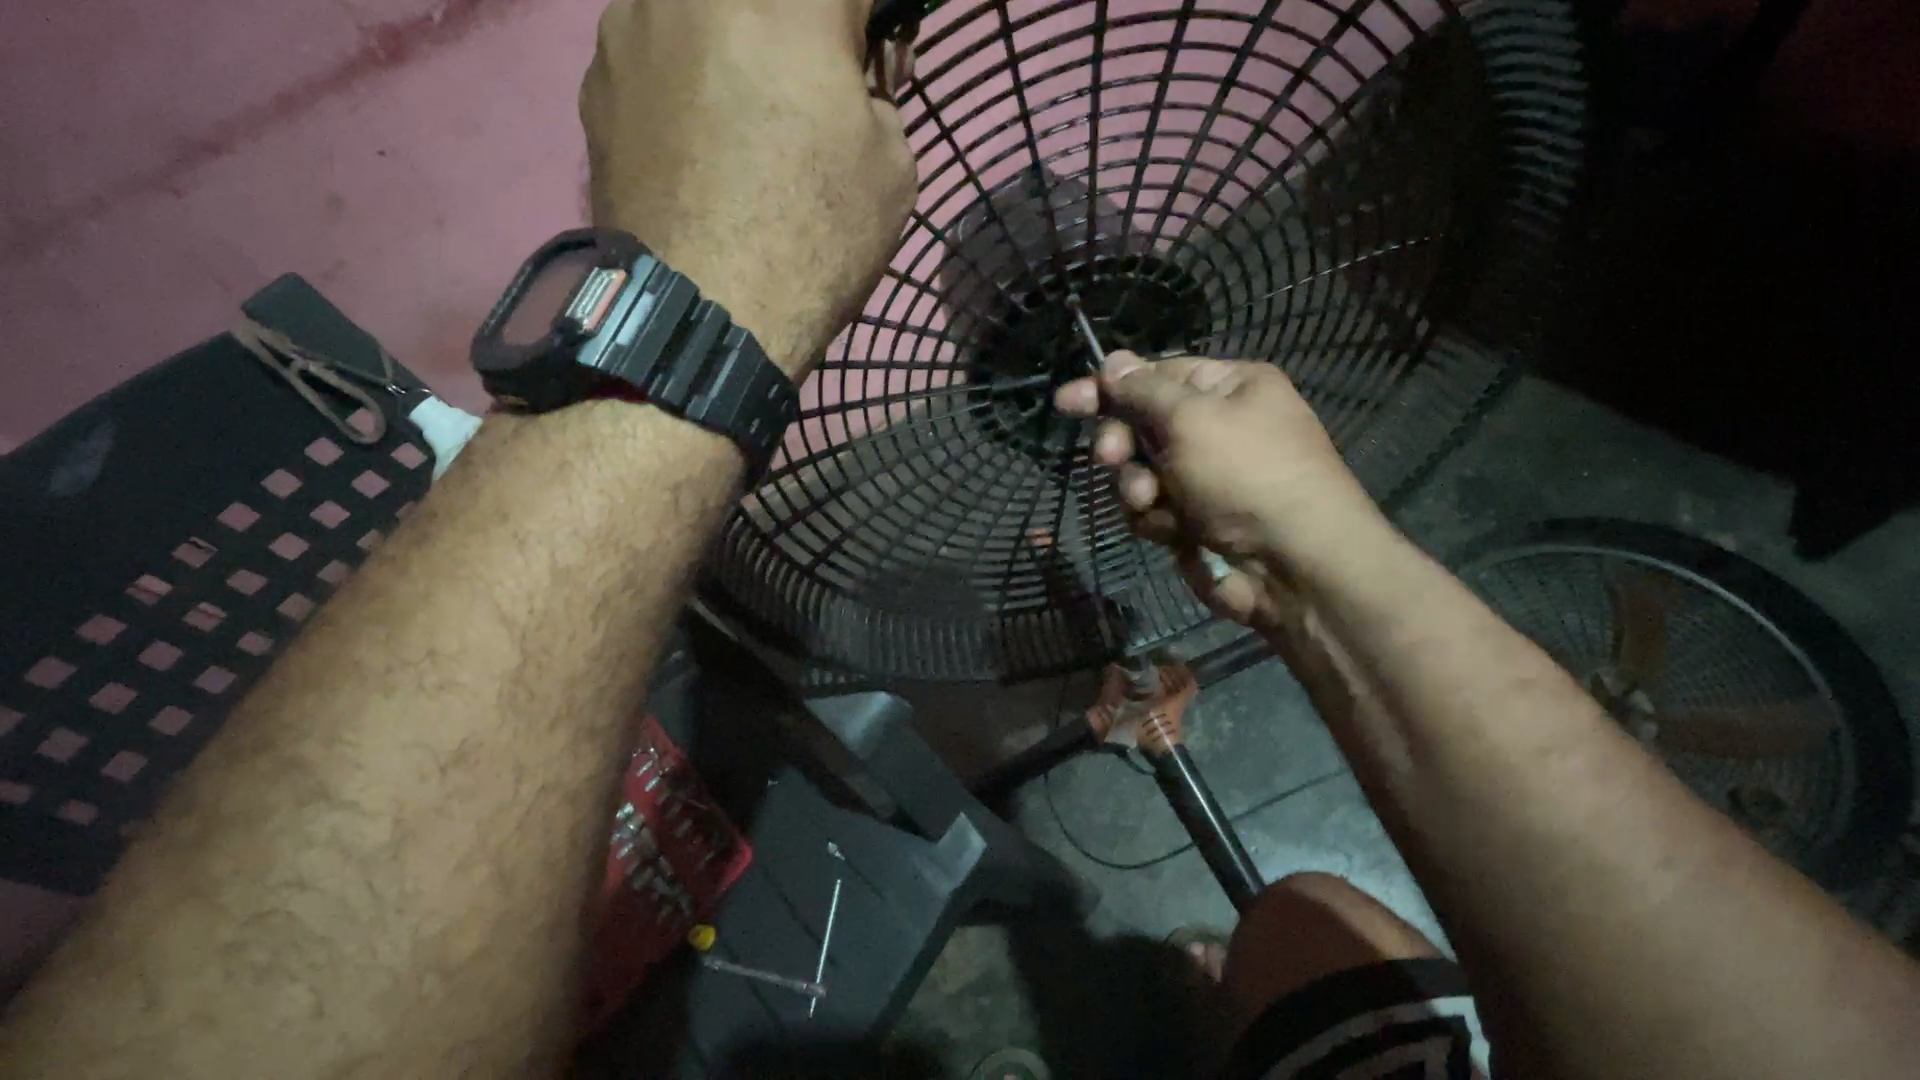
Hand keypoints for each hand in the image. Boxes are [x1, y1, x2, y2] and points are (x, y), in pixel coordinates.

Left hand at [581, 0, 917, 375]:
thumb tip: (847, 83)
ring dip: (731, 46)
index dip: (868, 26)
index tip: (871, 69)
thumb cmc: (813, 241)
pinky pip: (654, 53)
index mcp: (788, 4)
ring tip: (742, 121)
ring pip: (702, 15)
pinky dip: (681, 79)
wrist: (702, 316)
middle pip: (767, 4)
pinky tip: (694, 144)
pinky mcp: (595, 80)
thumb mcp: (894, 169)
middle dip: (796, 34)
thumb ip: (875, 93)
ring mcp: (633, 27)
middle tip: (809, 91)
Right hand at [1054, 352, 1387, 628]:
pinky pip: (1152, 510)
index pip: (1157, 376)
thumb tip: (1112, 361)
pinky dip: (1154, 519)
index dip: (1110, 388)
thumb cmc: (1246, 475)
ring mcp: (1207, 478)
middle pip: (1142, 426)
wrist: (1293, 565)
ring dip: (1137, 488)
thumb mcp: (1191, 418)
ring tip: (1152, 501)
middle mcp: (1219, 428)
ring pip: (1140, 473)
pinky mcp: (1196, 521)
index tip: (1067, 402)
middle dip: (1124, 444)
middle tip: (1112, 458)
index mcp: (1231, 388)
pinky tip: (1172, 531)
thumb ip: (1143, 390)